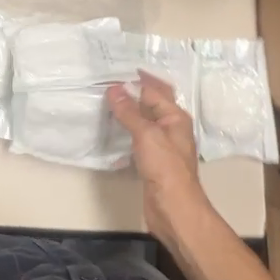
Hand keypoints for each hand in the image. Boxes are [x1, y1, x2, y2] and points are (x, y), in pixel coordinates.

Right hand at [109, 71, 211, 249]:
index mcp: (176, 117)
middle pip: (150, 104)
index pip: (153, 91)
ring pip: (143, 122)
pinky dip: (125, 131)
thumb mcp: (146, 135)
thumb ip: (129, 112)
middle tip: (105, 83)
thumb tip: (114, 88)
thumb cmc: (165, 168)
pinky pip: (137, 139)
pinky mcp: (152, 161)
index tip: (112, 70)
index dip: (134, 80)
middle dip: (131, 93)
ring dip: (126, 112)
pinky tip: (111, 130)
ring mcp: (162, 146)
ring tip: (104, 102)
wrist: (174, 209)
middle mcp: (171, 128)